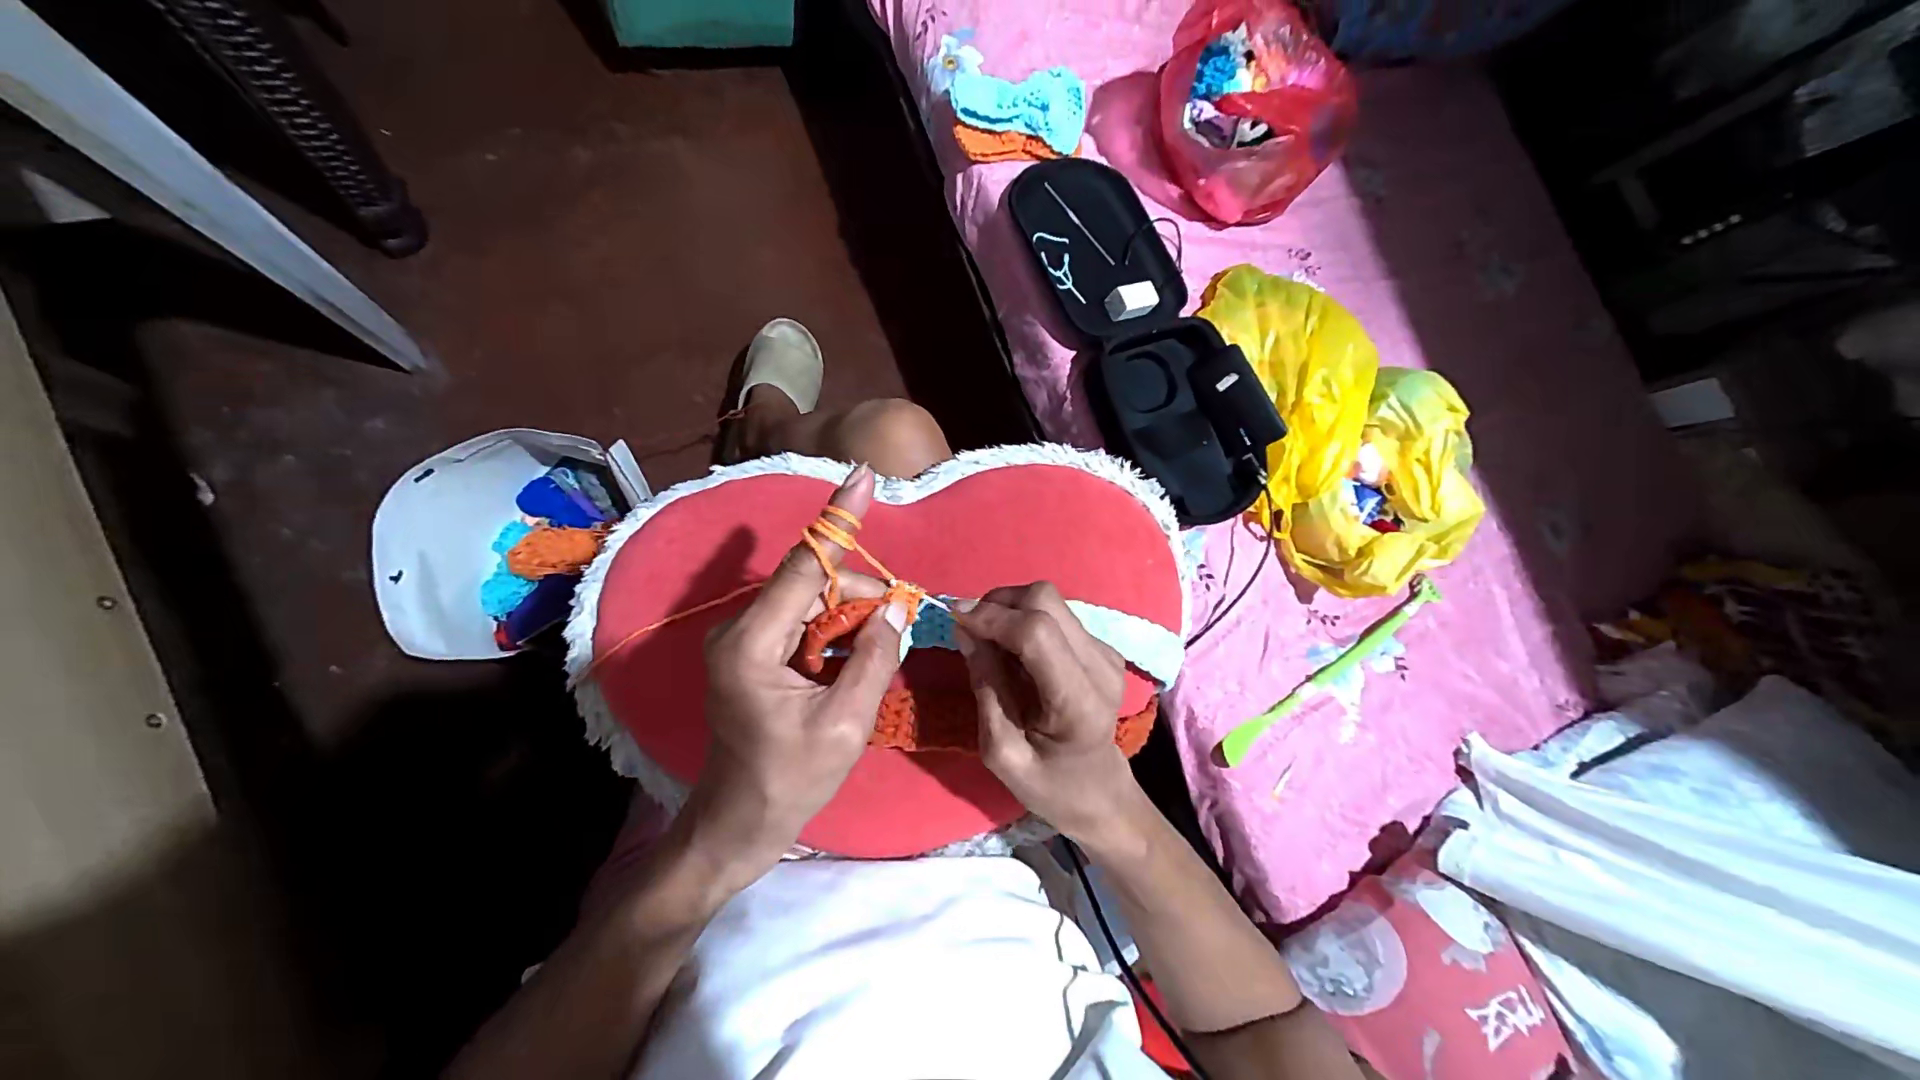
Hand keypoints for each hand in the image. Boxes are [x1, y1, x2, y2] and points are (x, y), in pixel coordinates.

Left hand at [688, 465, 906, 879]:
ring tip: (874, 656)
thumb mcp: (844, 724)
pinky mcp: (751, 650)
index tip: (863, 476)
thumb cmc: (788, 780)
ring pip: (811, 602)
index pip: (805, 566)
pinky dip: (834, 633)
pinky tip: (852, 662)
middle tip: (897, 628)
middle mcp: (739, 629)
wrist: (738, 822)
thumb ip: (874, 658)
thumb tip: (897, 607)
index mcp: (751, 643)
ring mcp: (742, 638)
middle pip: (813, 584)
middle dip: (860, 598)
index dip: (838, 520)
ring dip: (850, 619)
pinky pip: (803, 622)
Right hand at [955, 582, 1149, 848]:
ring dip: (1009, 609)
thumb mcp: (1001, 752)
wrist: (1097, 790)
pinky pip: (1055, 614)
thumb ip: (985, 687)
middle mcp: (1099, 666)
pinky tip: (1013, 651)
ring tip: (988, 639)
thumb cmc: (1047, 784)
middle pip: (1045, 600)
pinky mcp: (1101, 646)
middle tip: (970, 628)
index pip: (1036, 634)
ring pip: (1049, 599)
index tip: (954, 617)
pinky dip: (1024, 620)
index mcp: (1078, 702)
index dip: (991, 617)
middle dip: (998, 603)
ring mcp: (1105, 652)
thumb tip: (965, 628)